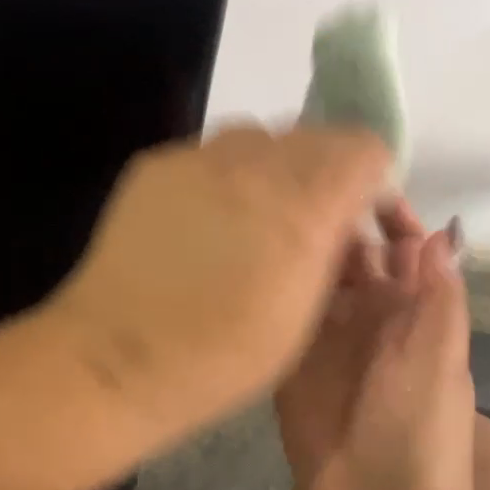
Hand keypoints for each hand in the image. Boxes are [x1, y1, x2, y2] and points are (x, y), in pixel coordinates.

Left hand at [41, 122, 391, 439]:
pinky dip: (220, 175)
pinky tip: (203, 220)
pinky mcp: (154, 162)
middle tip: (307, 221)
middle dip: (322, 171)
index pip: (361, 147)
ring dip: (270, 167)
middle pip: (310, 136)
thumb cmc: (222, 353)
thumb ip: (331, 244)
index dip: (371, 178)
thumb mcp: (306, 312)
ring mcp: (194, 157)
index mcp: (298, 206)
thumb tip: (343, 212)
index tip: (357, 216)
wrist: (118, 351)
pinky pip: (206, 152)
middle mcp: (248, 165)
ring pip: (256, 137)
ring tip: (253, 219)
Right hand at [275, 198, 474, 489]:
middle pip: (354, 248)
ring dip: (300, 236)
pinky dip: (270, 270)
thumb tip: (442, 230)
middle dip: (336, 214)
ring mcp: (326, 326)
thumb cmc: (415, 427)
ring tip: (270, 197)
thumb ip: (438, 298)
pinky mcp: (289, 344)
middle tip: (301, 175)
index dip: (389, 211)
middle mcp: (369, 310)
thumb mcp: (438, 362)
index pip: (403, 245)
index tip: (357, 172)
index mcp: (412, 310)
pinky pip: (281, 297)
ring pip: (315, 266)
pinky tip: (248, 241)